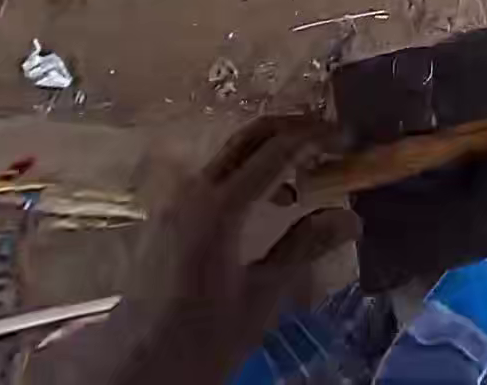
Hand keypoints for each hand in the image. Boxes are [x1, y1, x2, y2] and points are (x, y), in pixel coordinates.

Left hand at [92, 117, 359, 384]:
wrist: (134, 369)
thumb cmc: (202, 339)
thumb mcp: (261, 298)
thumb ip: (303, 248)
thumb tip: (352, 218)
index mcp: (221, 206)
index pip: (276, 150)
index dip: (314, 136)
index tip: (345, 135)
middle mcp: (197, 187)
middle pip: (251, 134)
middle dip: (293, 126)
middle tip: (330, 135)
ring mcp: (180, 194)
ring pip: (234, 149)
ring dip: (273, 146)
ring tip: (309, 166)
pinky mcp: (173, 207)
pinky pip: (219, 170)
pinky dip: (251, 167)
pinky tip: (272, 198)